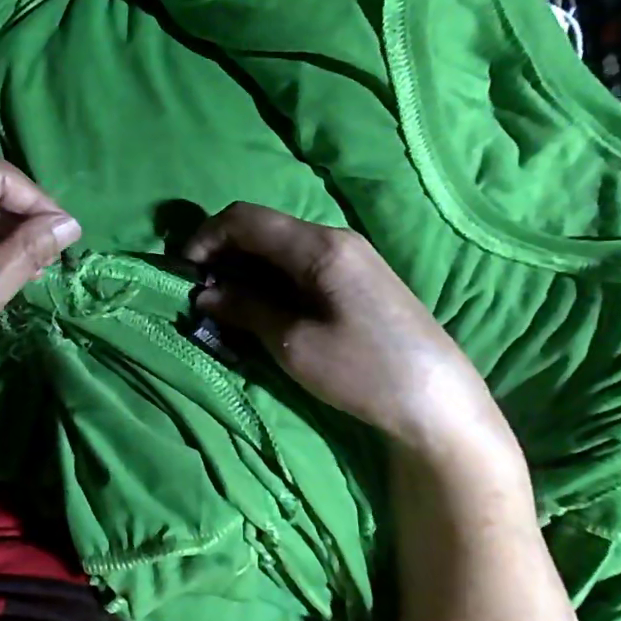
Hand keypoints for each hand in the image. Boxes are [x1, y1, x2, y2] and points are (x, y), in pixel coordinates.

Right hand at [183, 202, 508, 455]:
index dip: (205, 238)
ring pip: (278, 248)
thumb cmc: (363, 371)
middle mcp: (334, 239)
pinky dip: (269, 281)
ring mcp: (349, 257)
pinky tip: (261, 311)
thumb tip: (204, 293)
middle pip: (261, 229)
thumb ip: (245, 308)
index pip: (245, 218)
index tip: (183, 274)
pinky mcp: (356, 279)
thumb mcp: (294, 343)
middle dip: (222, 255)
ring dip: (244, 271)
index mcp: (318, 246)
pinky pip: (299, 266)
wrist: (438, 401)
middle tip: (200, 297)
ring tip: (226, 309)